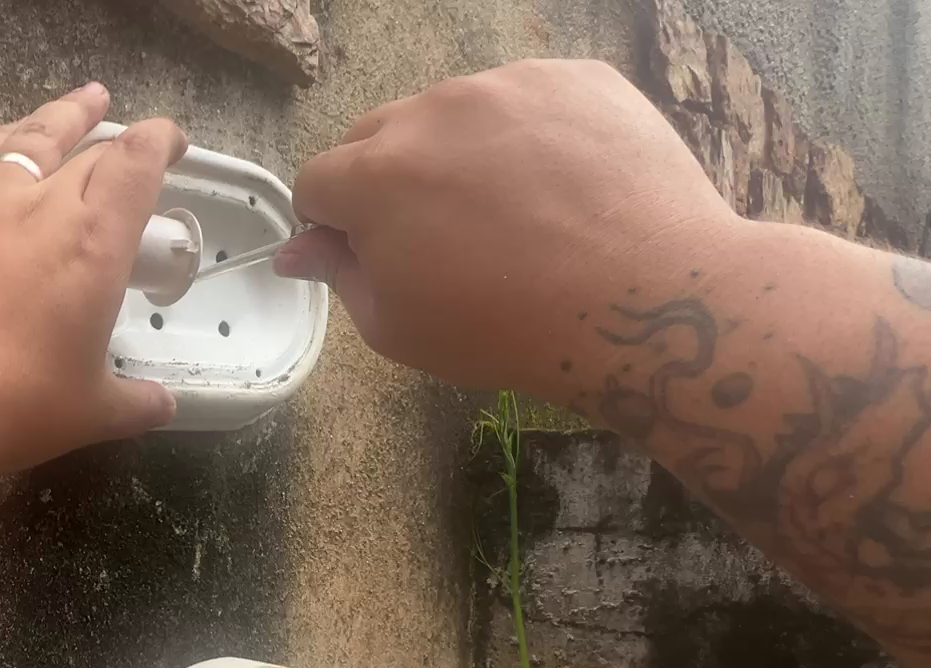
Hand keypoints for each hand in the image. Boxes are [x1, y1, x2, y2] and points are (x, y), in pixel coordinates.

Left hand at [0, 83, 186, 475]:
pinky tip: (0, 149)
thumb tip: (163, 408)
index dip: (161, 142)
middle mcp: (36, 206)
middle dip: (116, 137)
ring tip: (77, 105)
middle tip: (130, 144)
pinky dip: (0, 145)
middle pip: (85, 150)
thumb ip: (136, 406)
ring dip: (59, 118)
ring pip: (26, 139)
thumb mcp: (91, 414)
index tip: (173, 142)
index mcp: (91, 243)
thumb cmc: (11, 407)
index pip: (135, 163)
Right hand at [276, 59, 739, 394]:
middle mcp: (431, 111)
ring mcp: (507, 85)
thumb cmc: (495, 327)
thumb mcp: (389, 323)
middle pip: (370, 137)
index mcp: (373, 176)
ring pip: (441, 114)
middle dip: (377, 183)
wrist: (638, 299)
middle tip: (425, 236)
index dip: (326, 223)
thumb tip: (293, 251)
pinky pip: (512, 101)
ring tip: (493, 211)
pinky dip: (509, 137)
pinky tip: (543, 187)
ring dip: (442, 155)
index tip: (360, 253)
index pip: (314, 181)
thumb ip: (335, 273)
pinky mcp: (572, 76)